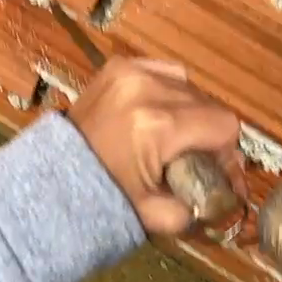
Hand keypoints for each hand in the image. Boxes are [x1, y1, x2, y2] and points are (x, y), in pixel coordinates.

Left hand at [66, 57, 242, 235]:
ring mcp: (129, 72)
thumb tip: (230, 195)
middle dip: (207, 133)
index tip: (214, 170)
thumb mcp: (160, 216)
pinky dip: (167, 90)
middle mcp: (147, 88)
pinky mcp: (117, 66)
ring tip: (172, 136)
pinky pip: (162, 72)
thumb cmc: (104, 199)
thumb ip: (203, 207)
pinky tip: (157, 112)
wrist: (51, 178)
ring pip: (188, 85)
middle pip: (208, 103)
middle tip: (192, 159)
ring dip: (189, 110)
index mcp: (158, 124)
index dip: (227, 151)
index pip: (224, 124)